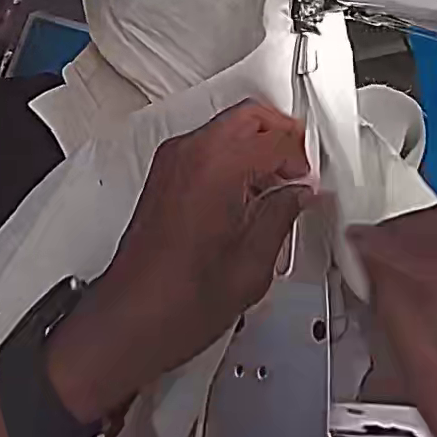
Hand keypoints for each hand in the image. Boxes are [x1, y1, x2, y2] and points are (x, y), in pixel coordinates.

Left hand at [45, 99, 310, 421]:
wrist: (128, 321)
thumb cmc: (177, 301)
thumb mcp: (253, 264)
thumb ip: (282, 215)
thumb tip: (296, 194)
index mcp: (218, 166)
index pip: (275, 140)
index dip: (300, 160)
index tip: (307, 181)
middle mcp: (192, 152)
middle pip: (250, 115)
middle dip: (281, 134)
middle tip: (299, 162)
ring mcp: (174, 158)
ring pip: (228, 123)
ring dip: (257, 140)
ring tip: (277, 178)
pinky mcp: (164, 171)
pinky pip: (208, 141)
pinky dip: (233, 151)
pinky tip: (248, 186)